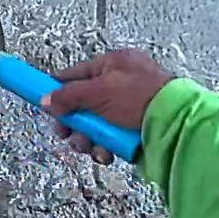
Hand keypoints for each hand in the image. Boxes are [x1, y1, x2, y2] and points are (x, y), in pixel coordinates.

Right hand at [40, 49, 173, 163]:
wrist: (175, 125)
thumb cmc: (143, 98)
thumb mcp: (99, 92)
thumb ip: (68, 95)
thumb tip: (46, 100)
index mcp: (115, 64)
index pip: (76, 75)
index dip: (58, 90)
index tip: (43, 101)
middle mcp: (121, 84)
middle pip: (83, 105)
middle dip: (74, 123)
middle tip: (67, 132)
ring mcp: (127, 109)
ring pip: (94, 126)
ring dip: (88, 139)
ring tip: (90, 146)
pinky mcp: (132, 130)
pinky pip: (108, 139)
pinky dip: (104, 148)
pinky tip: (106, 152)